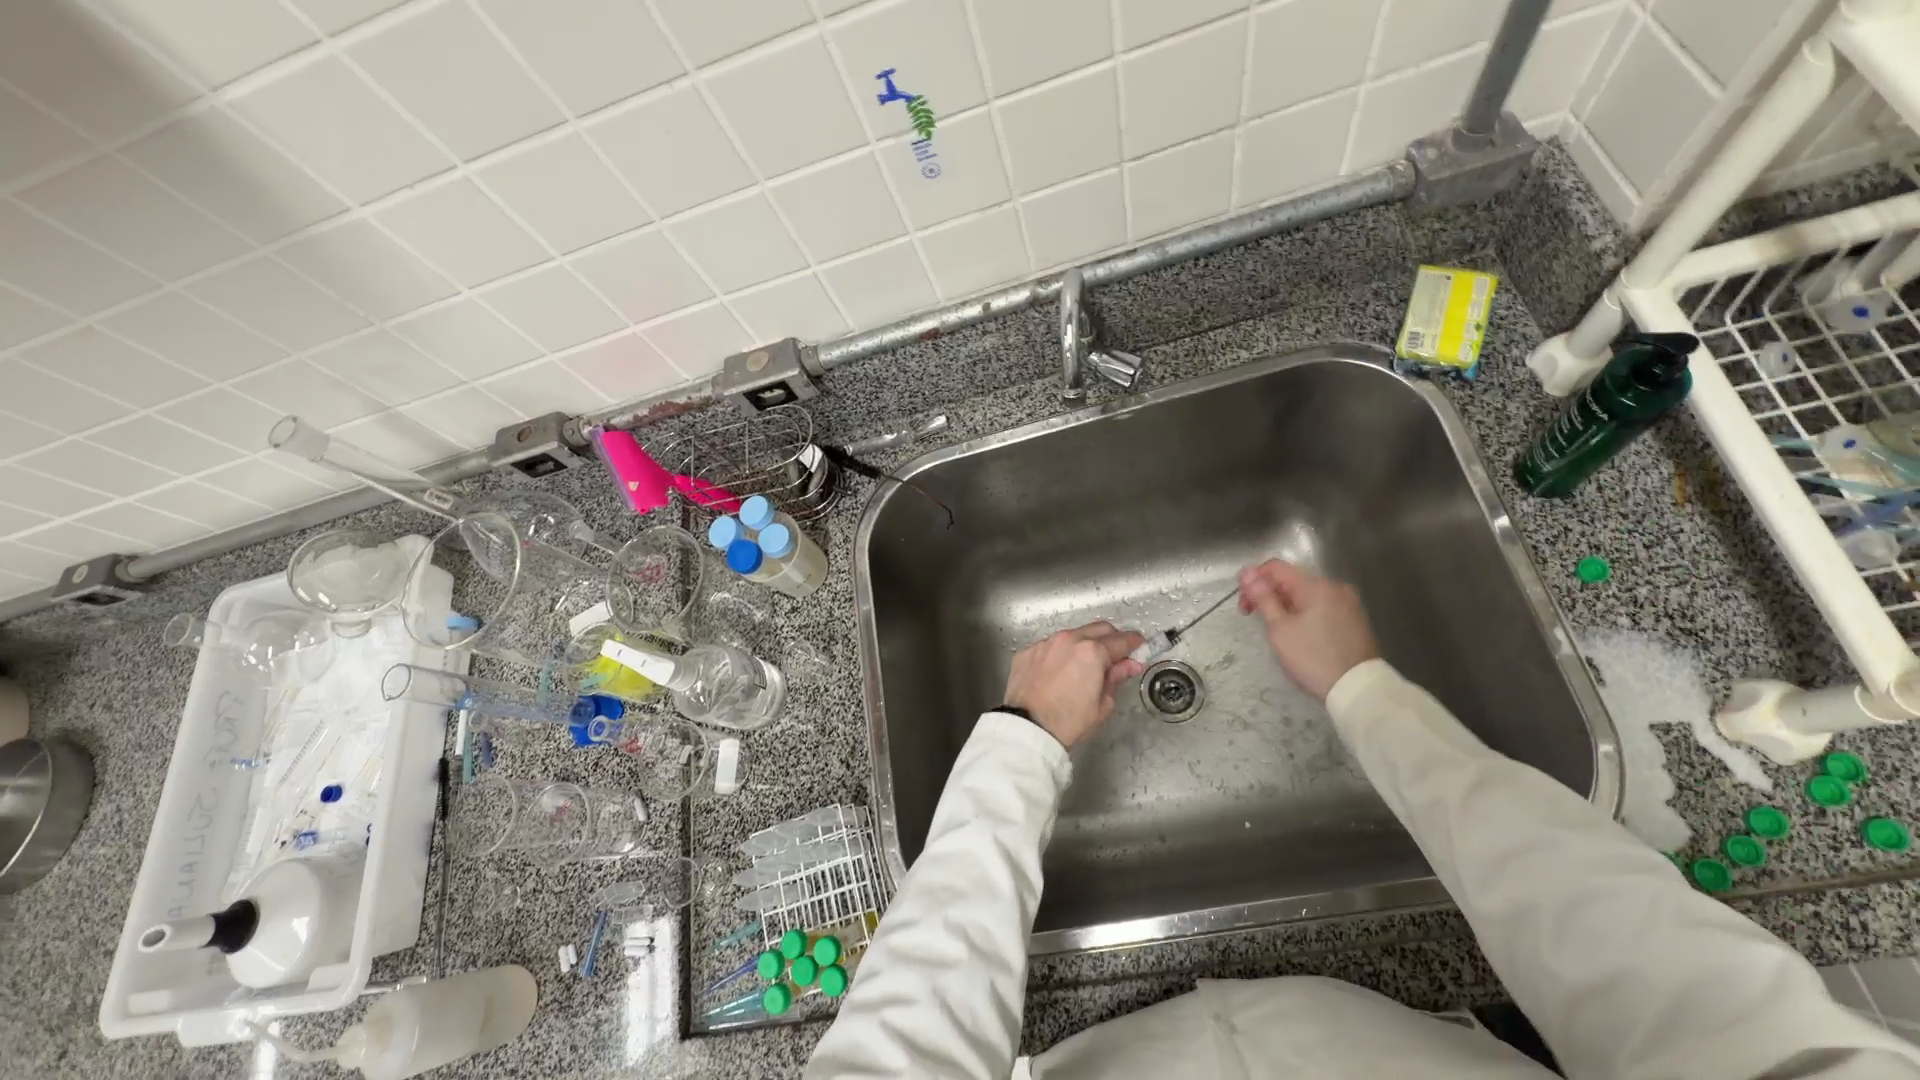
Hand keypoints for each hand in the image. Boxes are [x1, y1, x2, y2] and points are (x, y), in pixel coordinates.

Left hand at [1003, 622, 1145, 747]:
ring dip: (1085, 644)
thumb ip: (1116, 677)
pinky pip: (1051, 646)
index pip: (1122, 640)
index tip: (1139, 647)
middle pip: (1099, 629)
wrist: (1028, 729)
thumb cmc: (1068, 721)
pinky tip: (1061, 672)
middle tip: (1116, 657)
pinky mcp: (1028, 652)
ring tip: (1086, 666)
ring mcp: (1045, 644)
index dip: (1134, 644)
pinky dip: (1061, 654)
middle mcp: (1068, 640)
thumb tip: (1129, 665)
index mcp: (1092, 652)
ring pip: (1073, 634)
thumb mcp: (1103, 703)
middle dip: (1112, 639)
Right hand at [1239, 560, 1378, 701]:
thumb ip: (1262, 597)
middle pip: (1292, 580)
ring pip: (1307, 595)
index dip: (1254, 581)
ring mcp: (1348, 602)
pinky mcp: (1354, 619)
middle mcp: (1335, 587)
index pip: (1275, 567)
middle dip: (1270, 596)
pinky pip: (1322, 607)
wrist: (1357, 689)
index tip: (1245, 606)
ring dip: (1286, 606)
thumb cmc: (1313, 658)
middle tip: (1256, 621)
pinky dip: (1305, 614)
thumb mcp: (1280, 628)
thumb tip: (1246, 571)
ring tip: (1280, 633)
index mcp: (1316, 585)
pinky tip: (1301, 636)